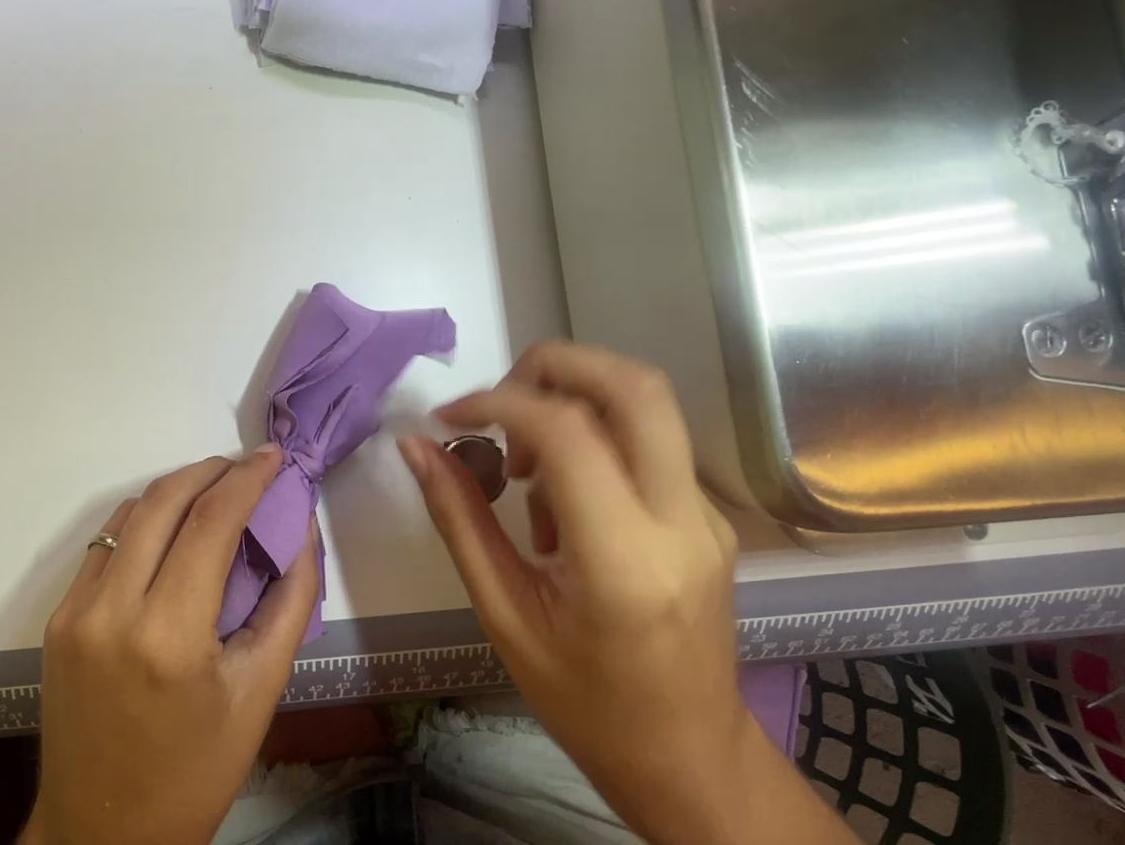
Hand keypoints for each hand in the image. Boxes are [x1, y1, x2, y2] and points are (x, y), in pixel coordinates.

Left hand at [22, 446, 319, 844]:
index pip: (211, 522)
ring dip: (173, 490)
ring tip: (214, 490)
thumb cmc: (196, 771)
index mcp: (169, 634)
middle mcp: (113, 608)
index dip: (247, 479)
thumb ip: (288, 603)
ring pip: (128, 515)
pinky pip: (104, 546)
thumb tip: (300, 528)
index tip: (273, 458)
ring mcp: (76, 610)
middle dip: (209, 471)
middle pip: (163, 501)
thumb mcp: (259, 693)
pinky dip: (141, 522)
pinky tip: (170, 529)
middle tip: (246, 468)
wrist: (103, 828)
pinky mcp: (57, 617)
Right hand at [400, 341, 855, 844]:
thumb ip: (460, 520)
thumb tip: (416, 446)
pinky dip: (592, 439)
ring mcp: (706, 515)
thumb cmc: (585, 701)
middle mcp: (681, 520)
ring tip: (525, 473)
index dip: (496, 402)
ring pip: (645, 406)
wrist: (690, 758)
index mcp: (624, 558)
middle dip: (553, 365)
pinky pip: (647, 443)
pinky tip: (558, 504)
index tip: (448, 418)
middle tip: (496, 402)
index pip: (567, 432)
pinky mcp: (708, 516)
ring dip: (571, 404)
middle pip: (635, 386)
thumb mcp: (504, 614)